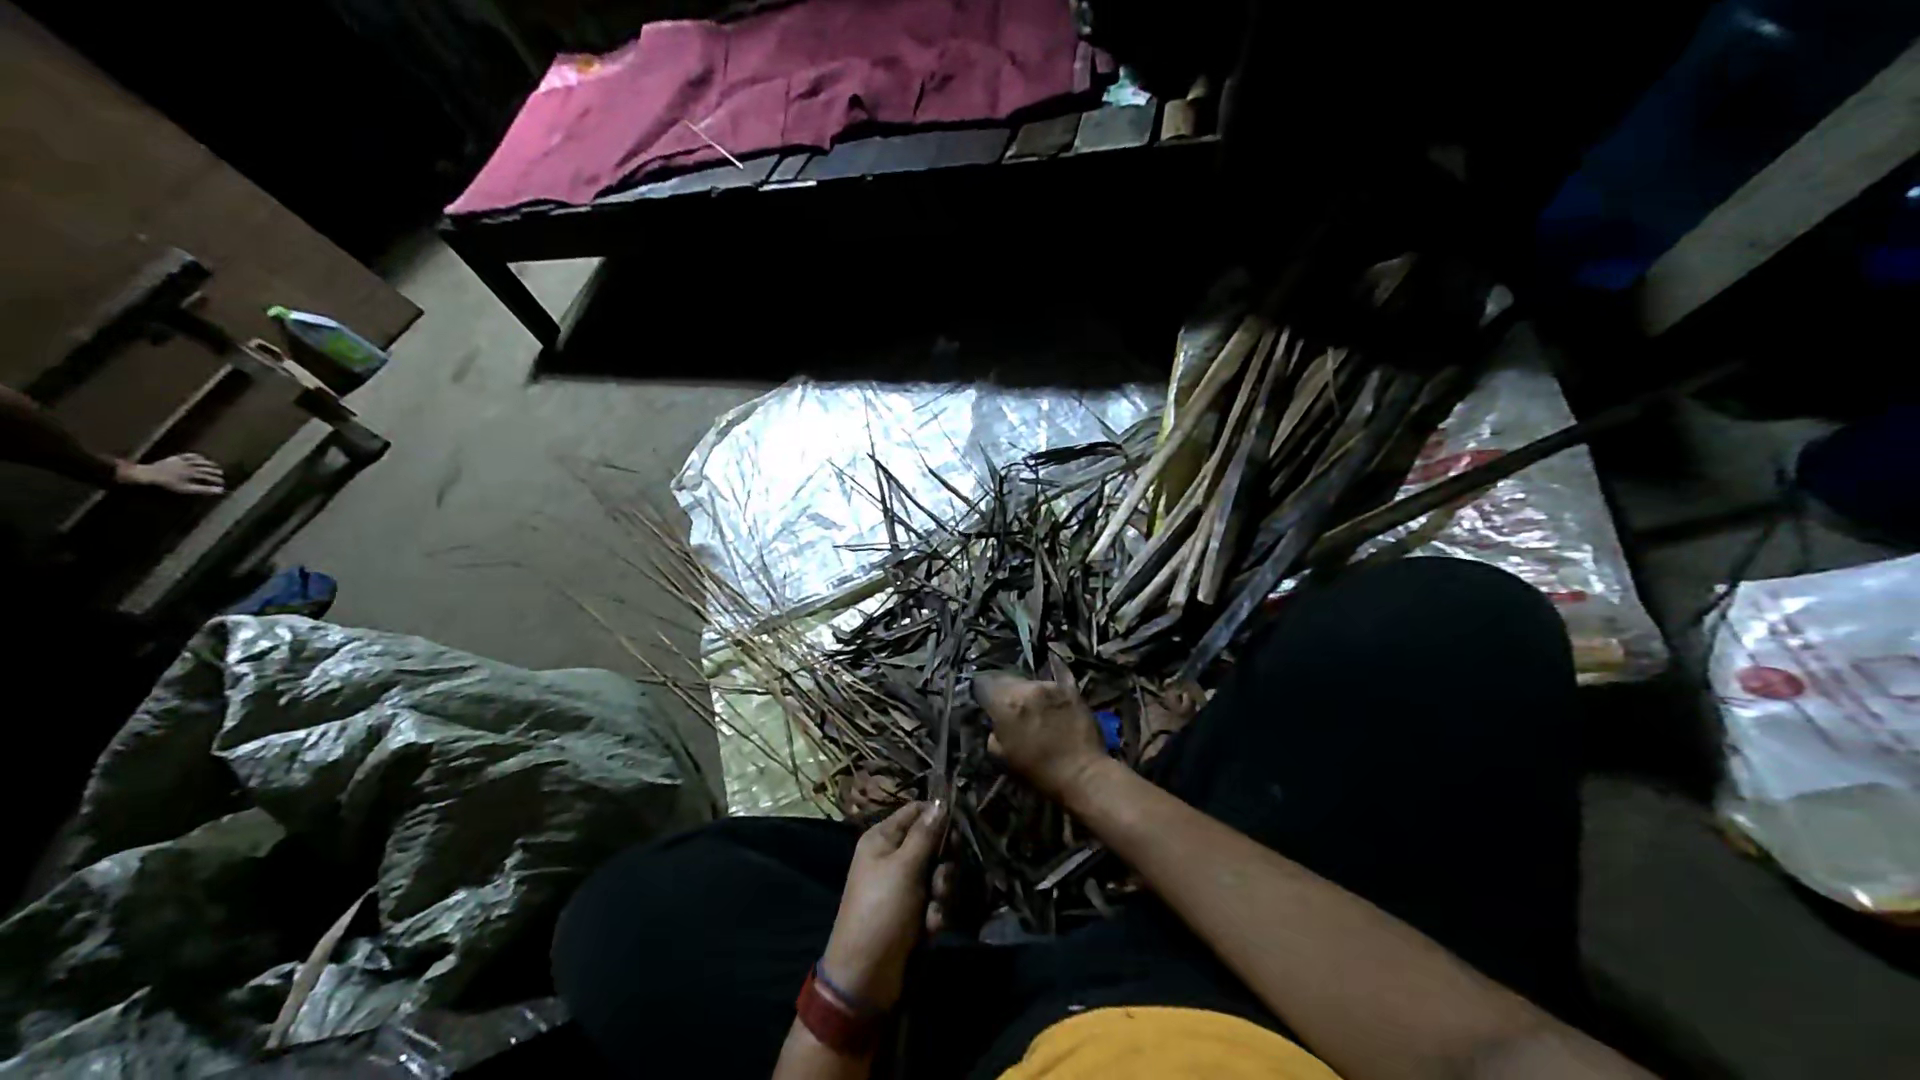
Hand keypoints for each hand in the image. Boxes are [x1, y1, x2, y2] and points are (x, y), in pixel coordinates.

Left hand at [116, 453, 224, 495]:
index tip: (222, 483)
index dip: (216, 480)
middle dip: (214, 471)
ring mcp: (183, 461)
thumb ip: (203, 489)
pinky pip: (188, 455)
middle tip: (221, 473)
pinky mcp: (176, 458)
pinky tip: (201, 457)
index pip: (209, 476)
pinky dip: (197, 456)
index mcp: (194, 473)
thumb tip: (220, 490)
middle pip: (205, 468)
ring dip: (208, 463)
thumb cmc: (166, 483)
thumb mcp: (186, 488)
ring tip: (214, 464)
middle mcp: (190, 466)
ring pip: (199, 461)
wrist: (148, 474)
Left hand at [820, 801, 946, 1011]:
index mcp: (883, 838)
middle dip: (944, 865)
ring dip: (942, 894)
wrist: (866, 976)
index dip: (940, 816)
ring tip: (933, 913)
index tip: (962, 827)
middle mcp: (893, 856)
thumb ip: (926, 834)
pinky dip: (936, 914)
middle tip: (941, 881)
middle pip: (934, 844)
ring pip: (939, 874)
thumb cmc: (881, 911)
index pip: (917, 811)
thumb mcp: (904, 867)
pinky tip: (930, 930)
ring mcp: (903, 885)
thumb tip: (941, 800)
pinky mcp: (913, 911)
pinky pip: (936, 901)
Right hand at [973, 671, 1108, 800]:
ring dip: (1028, 692)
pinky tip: (1049, 698)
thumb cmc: (1038, 771)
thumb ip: (993, 733)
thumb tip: (995, 723)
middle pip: (1006, 679)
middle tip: (1008, 706)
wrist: (1082, 774)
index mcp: (1005, 704)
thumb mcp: (1001, 757)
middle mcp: (1027, 688)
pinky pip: (1054, 682)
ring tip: (1033, 709)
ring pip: (1030, 682)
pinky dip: (1048, 690)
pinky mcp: (1071, 689)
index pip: (983, 685)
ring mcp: (1051, 686)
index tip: (984, 701)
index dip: (981, 693)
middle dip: (1004, 691)